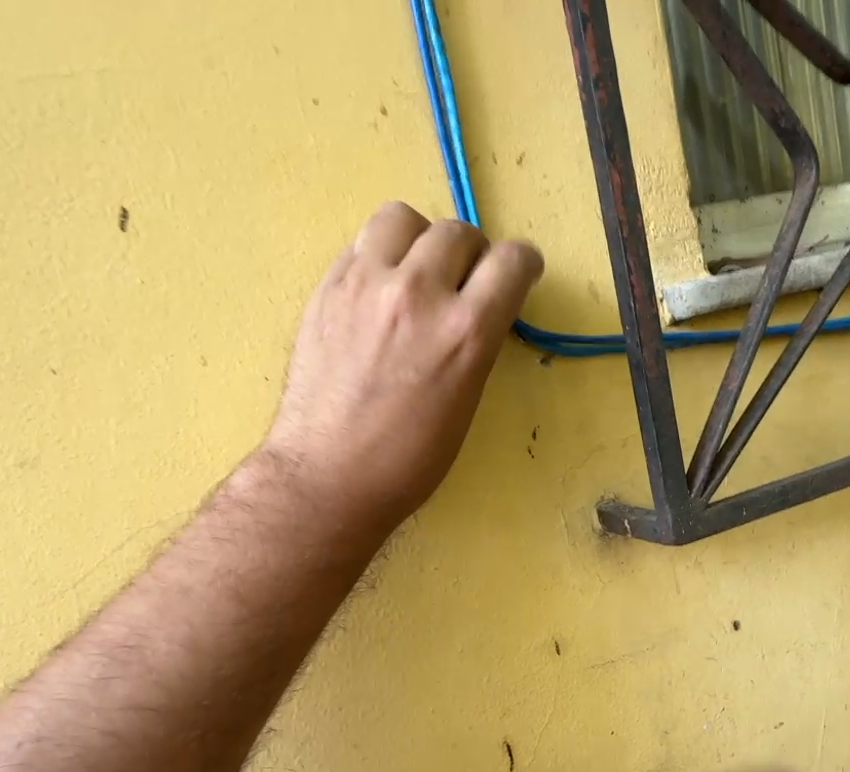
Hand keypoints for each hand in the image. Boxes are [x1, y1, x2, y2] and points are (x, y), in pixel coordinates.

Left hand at [261, 202, 543, 533]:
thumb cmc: (407, 460)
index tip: (517, 274)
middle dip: (471, 255)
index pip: (512, 261)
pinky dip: (378, 258)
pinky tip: (376, 293)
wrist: (328, 476)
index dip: (522, 265)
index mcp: (466, 332)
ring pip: (403, 218)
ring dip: (418, 240)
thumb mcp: (465, 399)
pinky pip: (361, 243)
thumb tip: (474, 308)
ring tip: (413, 273)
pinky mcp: (327, 288)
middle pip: (459, 231)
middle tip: (460, 285)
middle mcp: (419, 293)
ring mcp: (366, 284)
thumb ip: (474, 341)